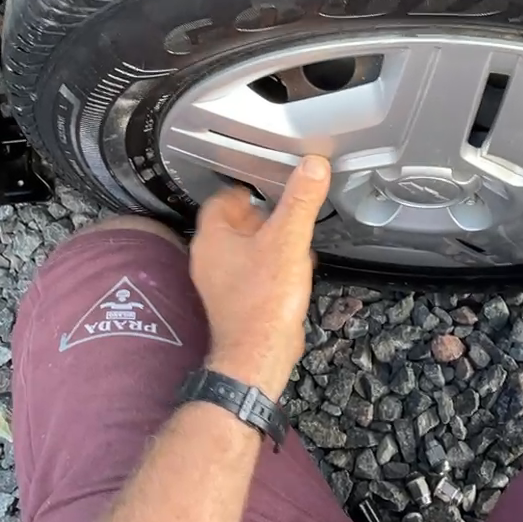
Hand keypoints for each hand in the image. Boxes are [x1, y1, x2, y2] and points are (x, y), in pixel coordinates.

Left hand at [188, 156, 332, 399]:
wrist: (260, 353)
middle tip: (282, 213)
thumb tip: (312, 167)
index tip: (262, 188)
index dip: (244, 191)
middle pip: (232, 226)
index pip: (220, 201)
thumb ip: (300, 201)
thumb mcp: (289, 240)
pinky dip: (270, 268)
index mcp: (213, 239)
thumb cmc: (264, 301)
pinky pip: (252, 275)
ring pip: (243, 252)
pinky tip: (293, 273)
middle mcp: (210, 261)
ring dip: (267, 243)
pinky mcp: (236, 303)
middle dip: (260, 218)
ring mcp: (221, 285)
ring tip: (292, 240)